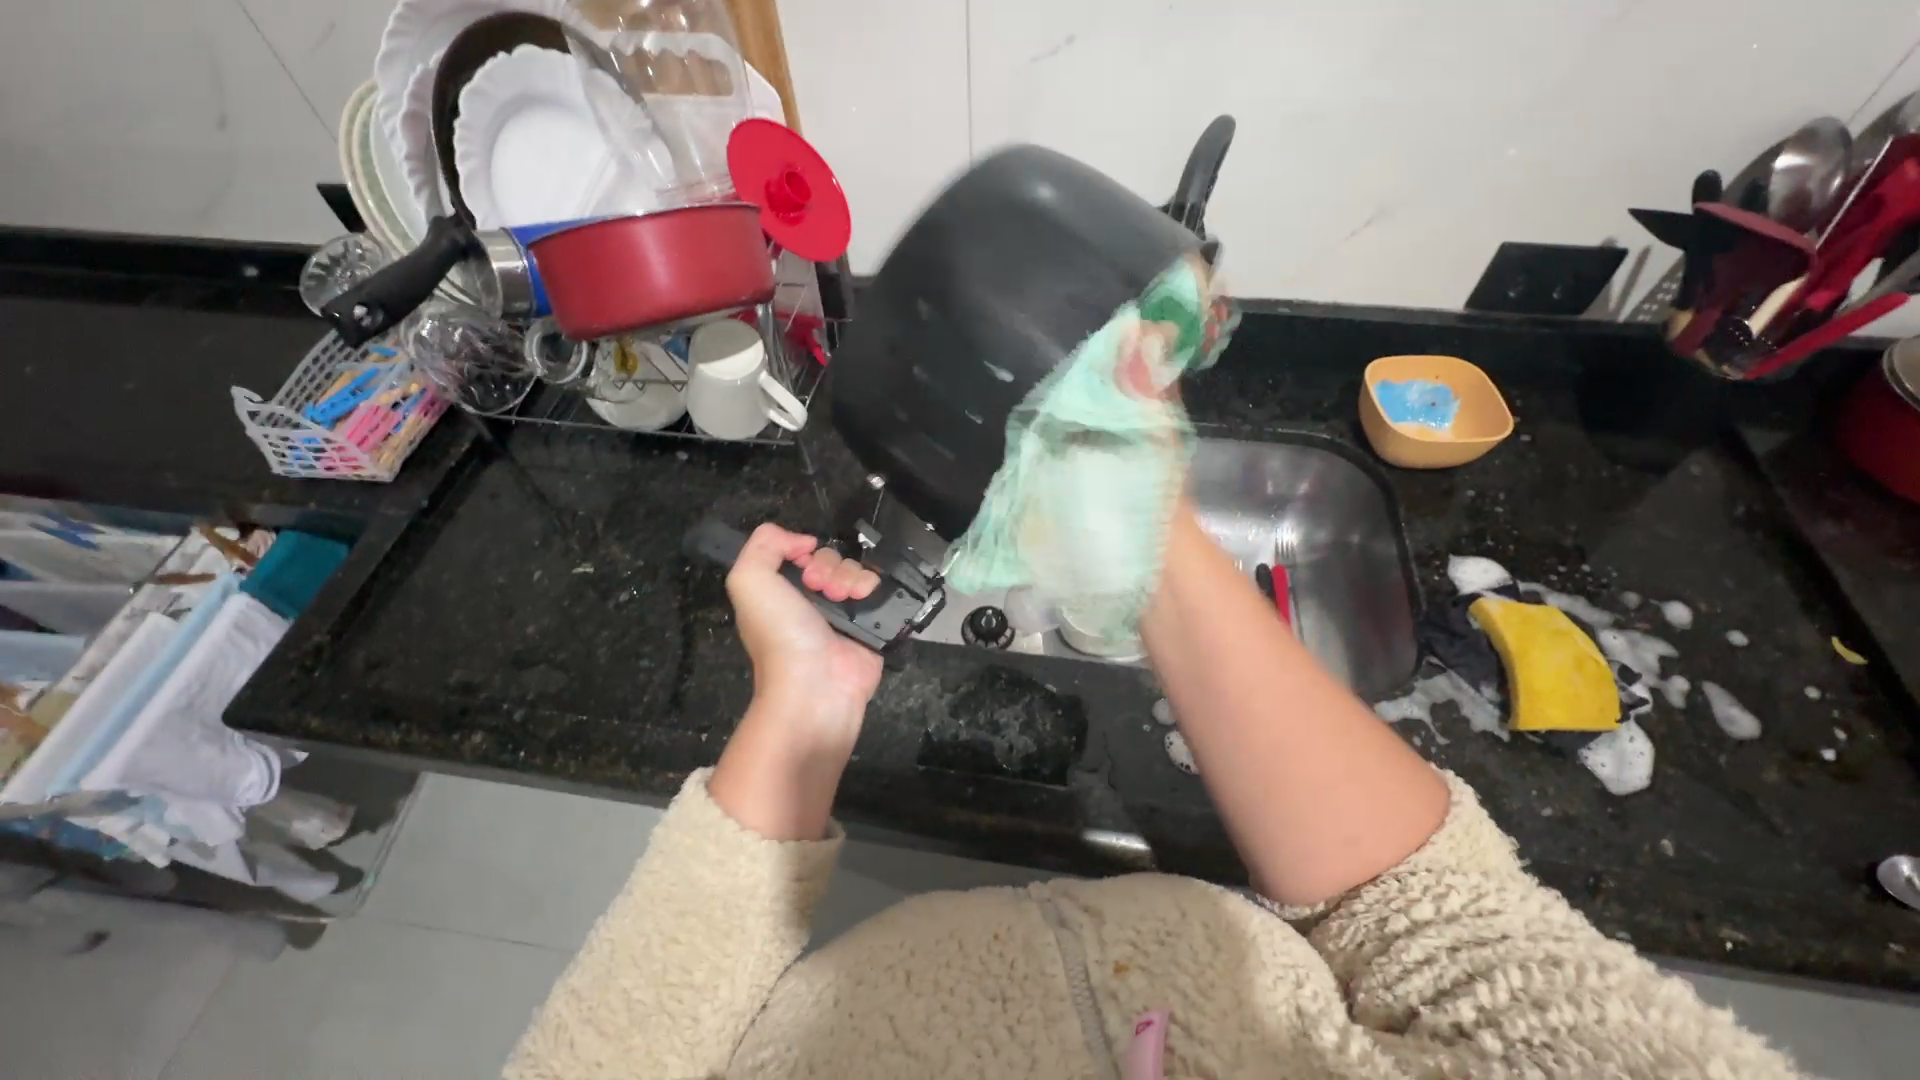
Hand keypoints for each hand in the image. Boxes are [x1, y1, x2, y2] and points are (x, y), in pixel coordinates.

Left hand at [711, 523, 881, 840]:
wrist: (815, 685)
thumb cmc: (779, 635)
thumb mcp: (748, 581)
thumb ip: (763, 545)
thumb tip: (802, 541)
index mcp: (780, 593)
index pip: (799, 554)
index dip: (802, 551)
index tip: (802, 566)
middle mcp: (811, 603)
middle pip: (831, 560)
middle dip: (828, 566)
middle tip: (821, 588)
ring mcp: (843, 615)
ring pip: (856, 572)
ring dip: (851, 577)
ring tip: (844, 598)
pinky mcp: (871, 627)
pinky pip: (880, 593)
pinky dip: (874, 589)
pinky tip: (863, 600)